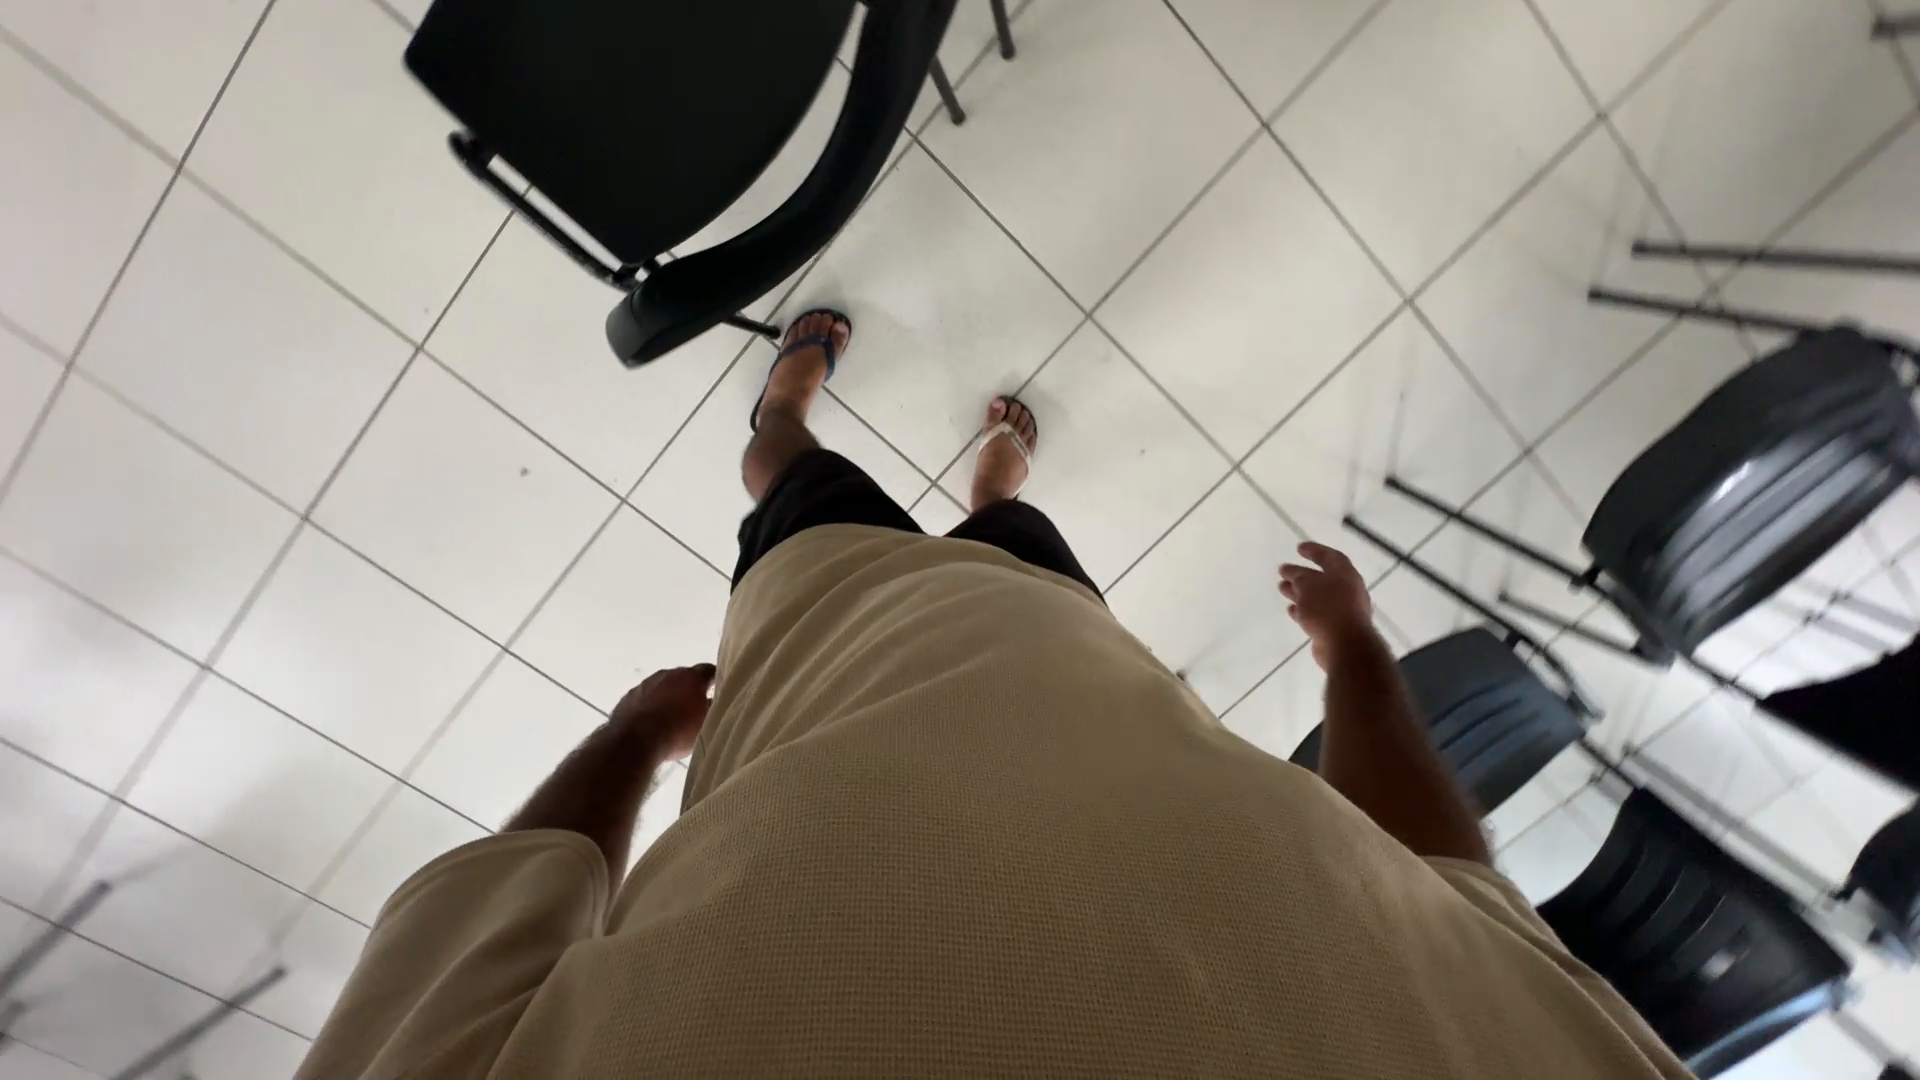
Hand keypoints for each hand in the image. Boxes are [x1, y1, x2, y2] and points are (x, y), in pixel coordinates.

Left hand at [611, 664, 715, 760]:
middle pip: (684, 677)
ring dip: (668, 696)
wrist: (635, 742)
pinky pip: (645, 697)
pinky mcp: (629, 696)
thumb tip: (711, 702)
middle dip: (689, 688)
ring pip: (663, 686)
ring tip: (670, 716)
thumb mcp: (705, 724)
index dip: (715, 680)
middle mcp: (670, 674)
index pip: (709, 670)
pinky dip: (650, 704)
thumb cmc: (677, 732)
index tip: (718, 690)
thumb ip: (710, 708)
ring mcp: (646, 683)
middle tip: (694, 706)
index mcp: (692, 677)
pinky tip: (650, 721)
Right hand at [1278, 542, 1374, 671]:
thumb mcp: (1308, 585)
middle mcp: (1346, 590)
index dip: (1315, 550)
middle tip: (1283, 570)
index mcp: (1345, 575)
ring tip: (1281, 588)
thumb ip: (1299, 577)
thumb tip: (1295, 575)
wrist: (1345, 645)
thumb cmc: (1328, 608)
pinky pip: (1316, 613)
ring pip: (1316, 596)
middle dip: (1301, 573)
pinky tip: (1291, 609)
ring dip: (1299, 591)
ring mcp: (1342, 610)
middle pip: (1321, 578)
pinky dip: (1303, 609)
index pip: (1330, 557)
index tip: (1298, 548)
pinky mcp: (1335, 627)